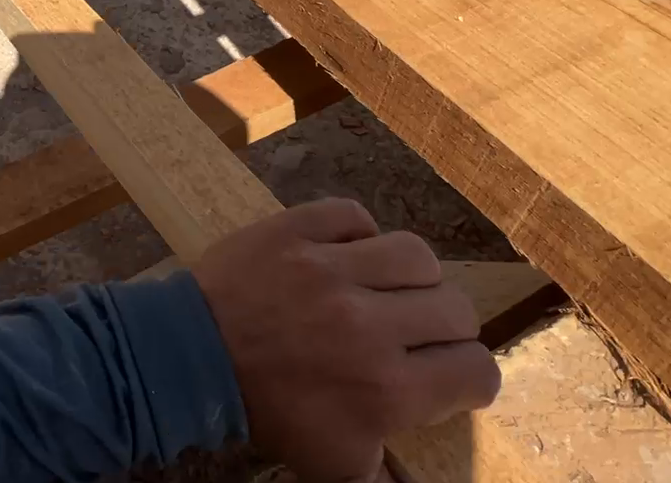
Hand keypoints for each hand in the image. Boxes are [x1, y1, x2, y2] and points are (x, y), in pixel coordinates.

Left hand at [192, 199, 499, 481]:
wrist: (193, 352)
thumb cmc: (266, 407)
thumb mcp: (336, 464)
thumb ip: (389, 475)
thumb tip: (414, 474)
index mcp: (388, 387)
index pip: (477, 370)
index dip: (466, 372)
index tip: (443, 368)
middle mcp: (369, 323)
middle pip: (455, 307)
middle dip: (442, 322)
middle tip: (411, 326)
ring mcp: (328, 268)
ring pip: (414, 253)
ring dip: (408, 272)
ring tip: (385, 284)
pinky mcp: (292, 230)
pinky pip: (351, 214)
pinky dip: (356, 230)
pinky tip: (345, 251)